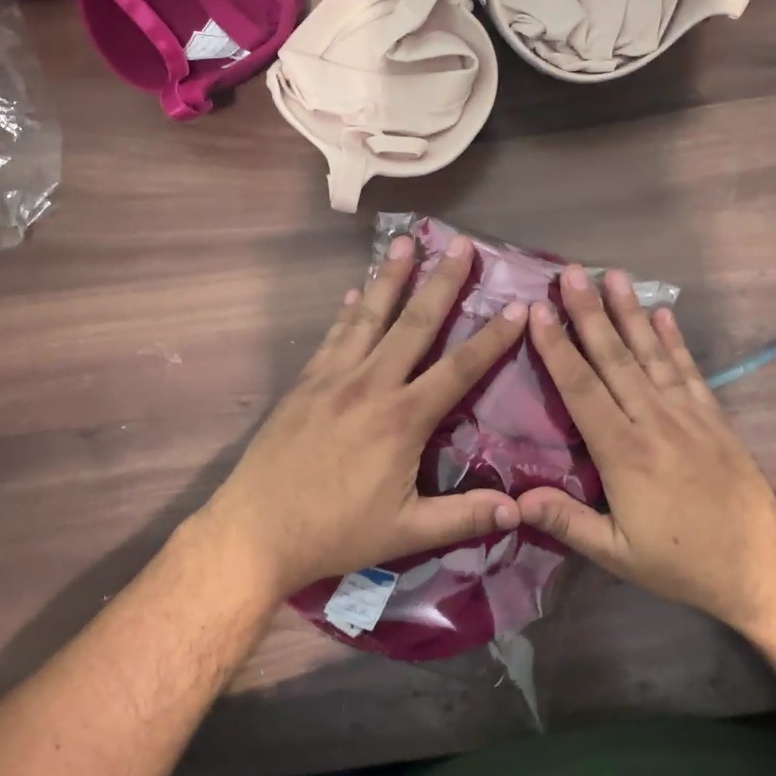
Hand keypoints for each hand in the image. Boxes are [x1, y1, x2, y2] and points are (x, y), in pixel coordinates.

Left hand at [197, 234, 527, 598]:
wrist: (255, 531)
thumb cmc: (336, 533)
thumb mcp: (407, 532)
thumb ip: (464, 517)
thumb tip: (519, 510)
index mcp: (402, 420)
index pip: (458, 369)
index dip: (492, 338)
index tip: (518, 306)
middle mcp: (369, 386)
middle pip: (413, 325)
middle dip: (441, 282)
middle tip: (461, 244)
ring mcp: (332, 380)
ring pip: (367, 318)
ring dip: (389, 278)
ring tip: (406, 242)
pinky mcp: (303, 385)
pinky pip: (332, 337)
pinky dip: (347, 311)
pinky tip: (353, 292)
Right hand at [518, 266, 775, 631]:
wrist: (758, 563)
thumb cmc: (680, 563)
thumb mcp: (616, 553)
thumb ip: (567, 521)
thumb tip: (515, 498)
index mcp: (623, 453)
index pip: (582, 389)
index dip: (557, 349)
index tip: (539, 311)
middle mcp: (655, 422)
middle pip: (615, 359)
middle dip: (589, 314)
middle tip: (570, 273)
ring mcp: (688, 416)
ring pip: (652, 355)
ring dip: (629, 314)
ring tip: (613, 276)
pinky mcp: (714, 419)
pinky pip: (689, 370)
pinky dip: (674, 340)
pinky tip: (662, 313)